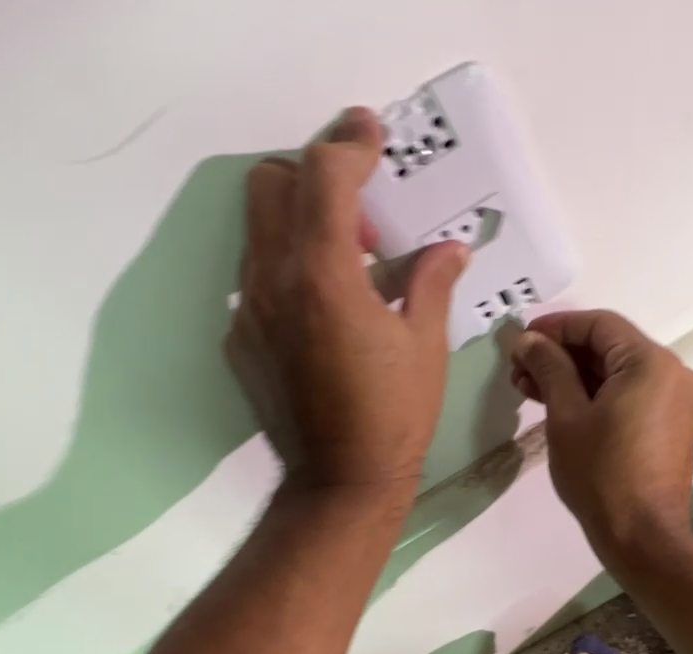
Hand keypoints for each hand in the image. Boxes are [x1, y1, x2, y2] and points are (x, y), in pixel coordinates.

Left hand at [227, 107, 469, 500]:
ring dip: (300, 220)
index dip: (350, 143)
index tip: (372, 132)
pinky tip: (325, 308)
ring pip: (257, 226)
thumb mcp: (425, 346)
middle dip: (314, 175)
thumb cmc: (395, 416)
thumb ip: (432, 283)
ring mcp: (249, 309)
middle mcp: (274, 280)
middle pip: (271, 182)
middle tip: (361, 213)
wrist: (340, 482)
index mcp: (326, 276)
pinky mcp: (241, 337)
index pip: (324, 176)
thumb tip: (451, 248)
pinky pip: (256, 276)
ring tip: (348, 262)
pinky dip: (288, 267)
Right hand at [511, 310, 692, 559]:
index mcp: (650, 362)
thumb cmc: (602, 475)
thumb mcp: (566, 416)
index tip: (520, 340)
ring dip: (574, 377)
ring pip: (616, 373)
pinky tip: (559, 406)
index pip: (598, 324)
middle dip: (561, 355)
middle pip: (609, 347)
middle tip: (518, 371)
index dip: (555, 327)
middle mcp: (671, 373)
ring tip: (529, 391)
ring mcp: (674, 400)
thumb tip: (529, 340)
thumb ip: (549, 368)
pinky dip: (595, 396)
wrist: (643, 537)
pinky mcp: (669, 425)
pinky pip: (629, 396)